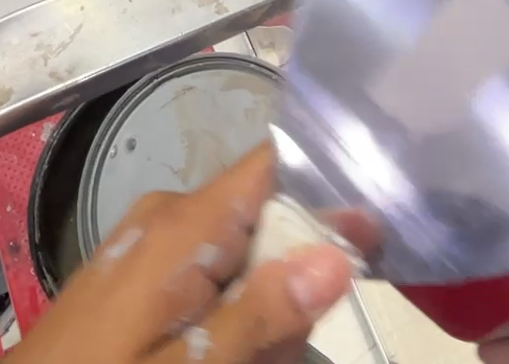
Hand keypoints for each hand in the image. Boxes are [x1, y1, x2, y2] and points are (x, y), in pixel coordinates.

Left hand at [10, 145, 357, 363]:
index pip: (274, 165)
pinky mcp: (141, 266)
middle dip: (288, 281)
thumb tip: (340, 254)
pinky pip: (206, 270)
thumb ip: (263, 313)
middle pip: (265, 219)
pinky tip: (216, 353)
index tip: (368, 234)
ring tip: (243, 362)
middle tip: (276, 354)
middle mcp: (171, 212)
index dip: (327, 190)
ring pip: (241, 253)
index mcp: (186, 222)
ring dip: (258, 308)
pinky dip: (225, 311)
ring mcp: (152, 238)